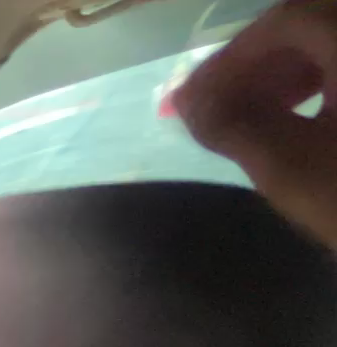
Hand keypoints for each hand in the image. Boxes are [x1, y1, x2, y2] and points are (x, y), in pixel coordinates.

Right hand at [175, 0, 336, 249]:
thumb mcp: (289, 164)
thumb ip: (234, 124)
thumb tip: (189, 101)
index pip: (289, 20)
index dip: (230, 56)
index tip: (187, 101)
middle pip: (317, 20)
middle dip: (258, 61)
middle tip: (212, 108)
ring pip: (336, 37)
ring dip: (290, 67)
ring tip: (255, 113)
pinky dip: (325, 76)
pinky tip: (306, 110)